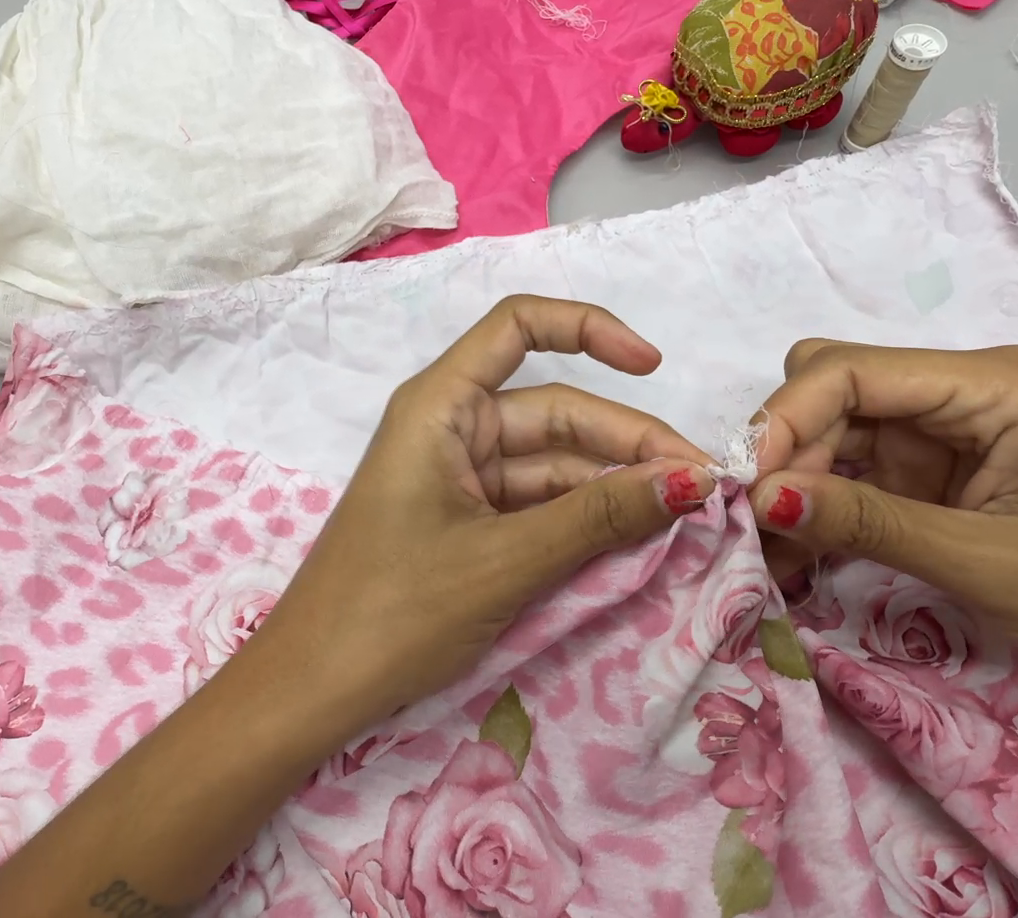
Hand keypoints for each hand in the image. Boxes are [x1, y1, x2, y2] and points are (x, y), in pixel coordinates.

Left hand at [251, 295, 716, 720]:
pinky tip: (635, 535)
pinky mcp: (465, 521)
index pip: (517, 327)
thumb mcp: (507, 560)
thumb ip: (600, 516)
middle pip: (554, 410)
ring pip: (552, 462)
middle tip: (703, 486)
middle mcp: (450, 427)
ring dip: (613, 486)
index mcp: (441, 406)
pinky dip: (583, 516)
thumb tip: (694, 481)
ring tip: (684, 514)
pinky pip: (536, 502)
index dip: (589, 329)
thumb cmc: (395, 611)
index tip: (652, 366)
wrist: (313, 690)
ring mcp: (458, 476)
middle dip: (627, 443)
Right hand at [744, 340, 1017, 700]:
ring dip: (796, 489)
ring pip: (833, 435)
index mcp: (992, 385)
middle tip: (760, 526)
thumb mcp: (990, 563)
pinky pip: (854, 476)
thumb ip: (870, 523)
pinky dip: (821, 511)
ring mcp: (946, 432)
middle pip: (833, 394)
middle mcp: (960, 391)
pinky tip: (800, 557)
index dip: (785, 418)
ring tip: (770, 555)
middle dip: (788, 454)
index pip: (851, 370)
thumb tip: (761, 500)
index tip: (746, 487)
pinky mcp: (935, 473)